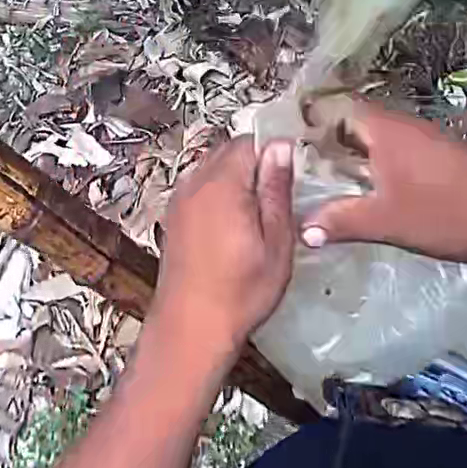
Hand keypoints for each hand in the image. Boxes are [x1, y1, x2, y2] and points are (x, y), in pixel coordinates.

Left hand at [148, 136, 295, 350]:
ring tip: (258, 207)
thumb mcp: (275, 242)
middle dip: (255, 161)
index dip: (273, 151)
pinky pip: (200, 184)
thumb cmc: (241, 289)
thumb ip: (276, 189)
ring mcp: (180, 195)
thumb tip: (281, 147)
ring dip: (235, 175)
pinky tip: (233, 219)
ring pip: (212, 165)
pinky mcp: (174, 212)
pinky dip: (218, 189)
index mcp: (222, 182)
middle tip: (279, 191)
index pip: (249, 142)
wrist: (190, 325)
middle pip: (228, 150)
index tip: (293, 173)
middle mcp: (195, 180)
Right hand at [298, 97, 466, 266]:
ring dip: (353, 150)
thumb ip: (340, 221)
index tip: (288, 141)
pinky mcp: (439, 152)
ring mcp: (423, 136)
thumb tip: (300, 229)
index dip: (309, 119)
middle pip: (352, 119)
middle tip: (304, 164)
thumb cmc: (446, 213)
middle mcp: (400, 123)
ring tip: (332, 177)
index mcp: (382, 128)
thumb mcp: (386, 221)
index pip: (334, 106)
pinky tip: (374, 187)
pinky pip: (394, 146)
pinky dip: (377, 159)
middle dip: (328, 139)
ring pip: (375, 134)